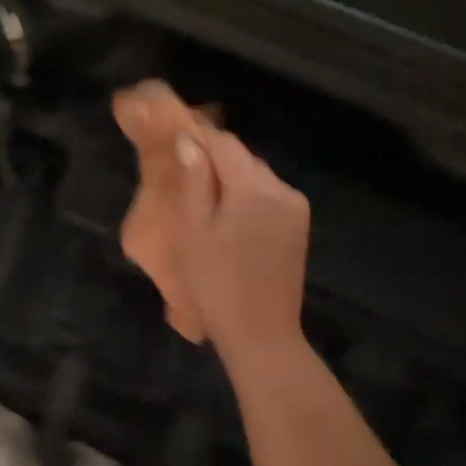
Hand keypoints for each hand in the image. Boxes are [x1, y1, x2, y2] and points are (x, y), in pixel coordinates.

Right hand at [115, 82, 311, 360]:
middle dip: (211, 156)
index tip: (168, 132)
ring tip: (197, 190)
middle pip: (242, 158)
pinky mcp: (298, 226)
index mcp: (255, 189)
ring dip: (227, 176)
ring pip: (254, 176)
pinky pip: (266, 195)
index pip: (224, 144)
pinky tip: (222, 212)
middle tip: (177, 164)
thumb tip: (187, 142)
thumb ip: (193, 182)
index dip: (196, 135)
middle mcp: (283, 190)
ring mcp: (295, 209)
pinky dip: (242, 194)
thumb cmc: (215, 283)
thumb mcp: (192, 230)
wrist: (261, 333)